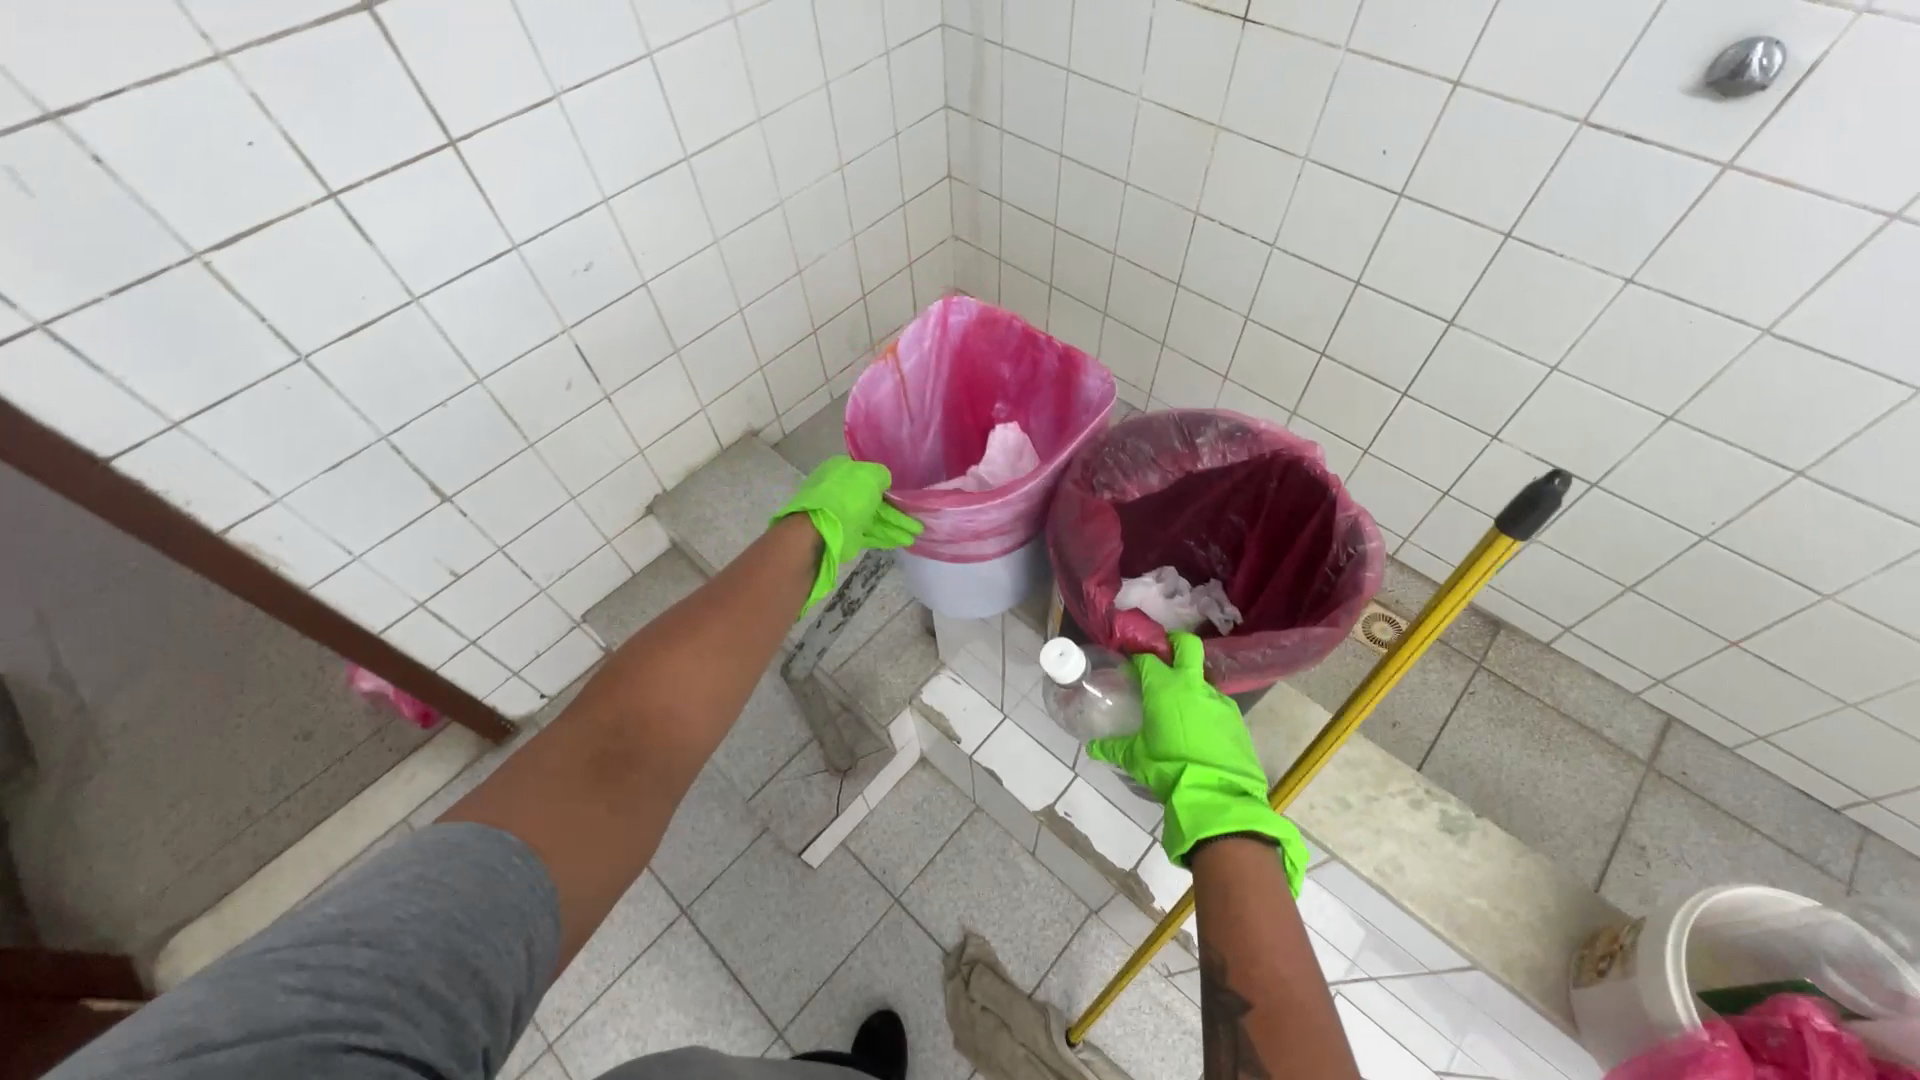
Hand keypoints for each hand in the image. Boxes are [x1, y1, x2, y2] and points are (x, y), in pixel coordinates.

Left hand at [771, 455, 922, 612]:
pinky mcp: (848, 535)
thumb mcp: (870, 475)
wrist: (822, 529)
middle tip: (918, 516)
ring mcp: (845, 515)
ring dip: (897, 525)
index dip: (887, 482)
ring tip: (917, 534)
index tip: (905, 489)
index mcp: (843, 471)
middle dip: (898, 509)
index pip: (868, 474)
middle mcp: (843, 491)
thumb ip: (882, 474)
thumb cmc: (846, 496)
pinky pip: (872, 534)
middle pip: (875, 499)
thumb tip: (885, 480)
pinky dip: (887, 537)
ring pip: (876, 519)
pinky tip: (904, 541)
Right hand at [1087, 632, 1307, 892]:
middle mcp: (1192, 686)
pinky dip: (1205, 709)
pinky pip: (1216, 705)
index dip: (1137, 658)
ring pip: (1202, 679)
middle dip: (1174, 643)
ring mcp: (1217, 700)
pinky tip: (1198, 730)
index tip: (1130, 664)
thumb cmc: (1168, 767)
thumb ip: (1113, 748)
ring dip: (1190, 685)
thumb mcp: (1136, 758)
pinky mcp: (1235, 718)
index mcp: (1164, 688)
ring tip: (1179, 708)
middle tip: (1164, 654)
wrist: (1216, 793)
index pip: (1147, 659)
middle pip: (1187, 646)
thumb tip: (1092, 749)